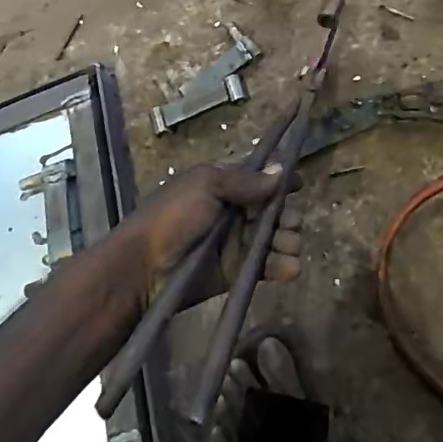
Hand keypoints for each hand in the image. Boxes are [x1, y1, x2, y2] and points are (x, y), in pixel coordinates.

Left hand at [125, 161, 304, 309]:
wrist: (143, 268)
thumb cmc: (174, 216)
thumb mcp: (207, 186)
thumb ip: (246, 181)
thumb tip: (282, 170)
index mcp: (224, 184)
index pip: (260, 178)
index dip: (280, 179)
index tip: (299, 184)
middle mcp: (234, 211)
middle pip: (274, 209)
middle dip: (287, 215)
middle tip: (290, 223)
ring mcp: (237, 242)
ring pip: (275, 237)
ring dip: (288, 240)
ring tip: (289, 245)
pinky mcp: (238, 271)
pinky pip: (267, 266)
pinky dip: (282, 266)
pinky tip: (290, 268)